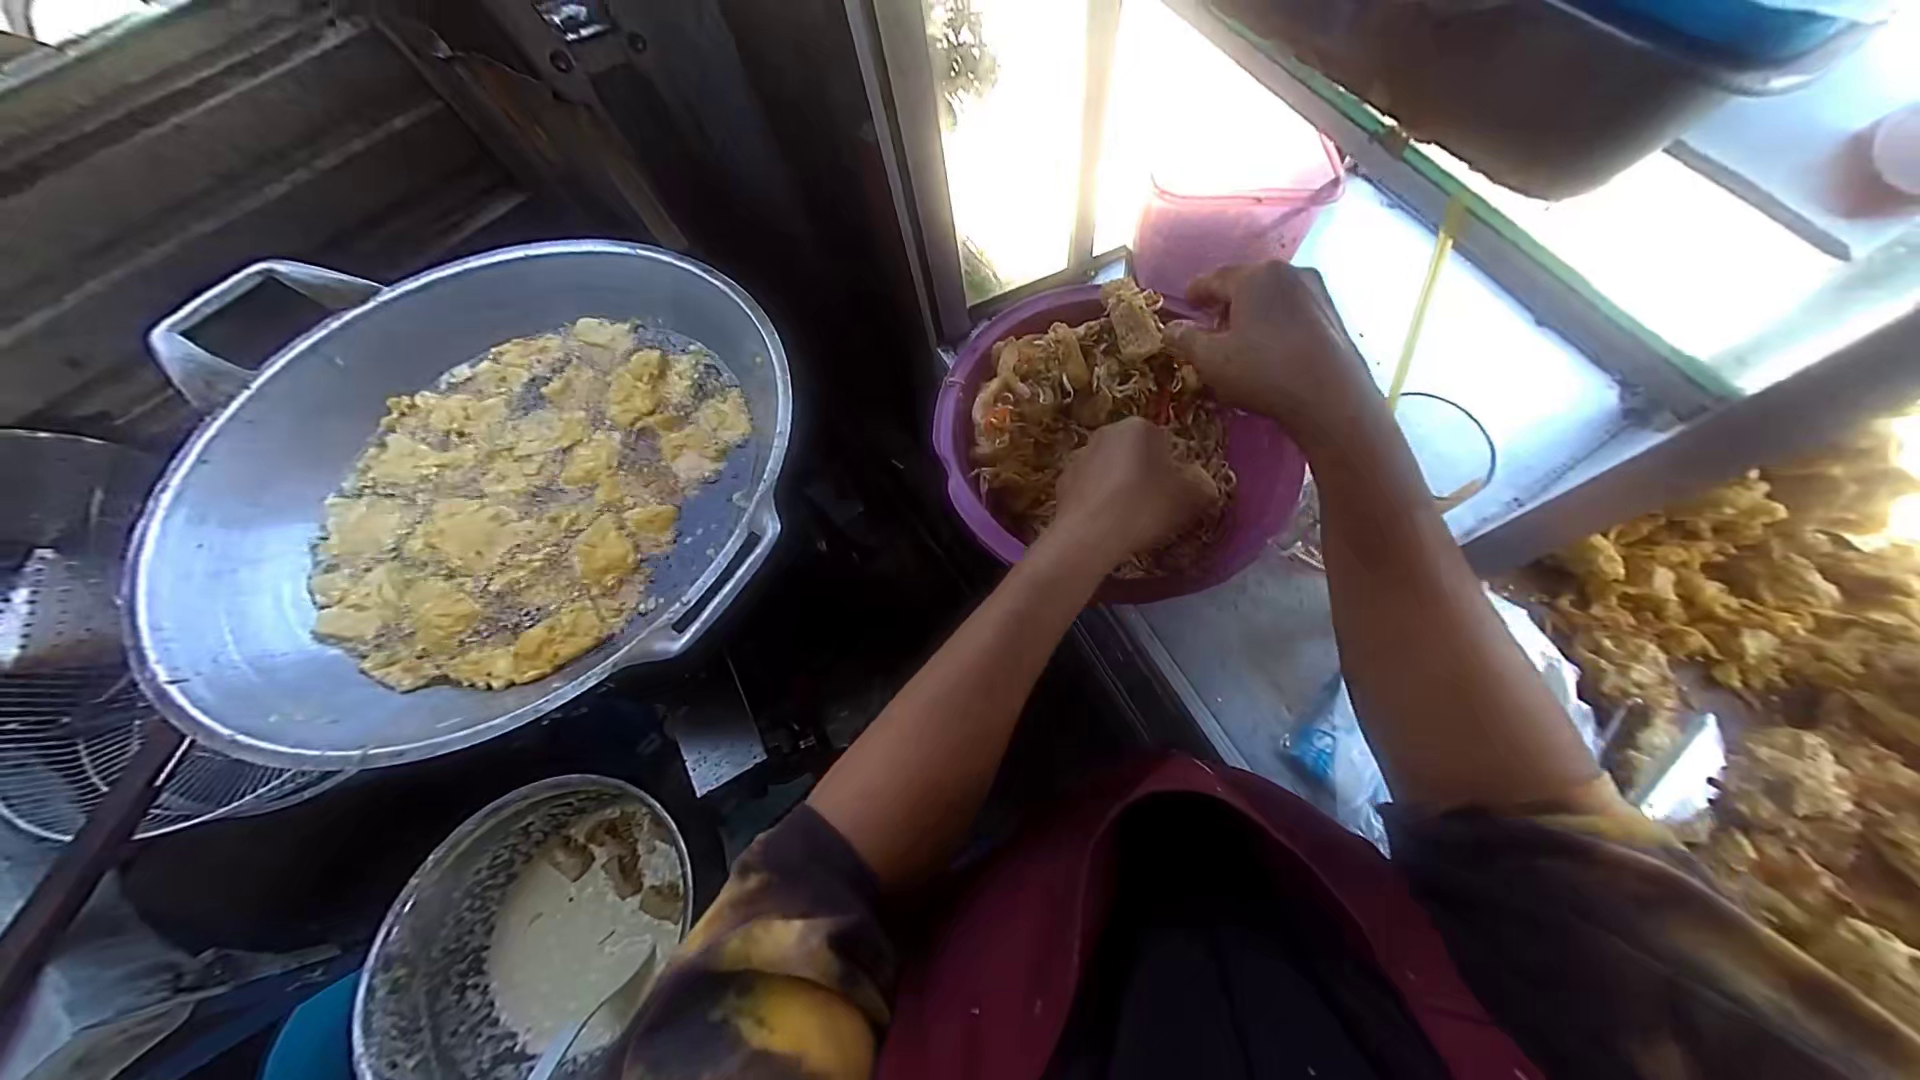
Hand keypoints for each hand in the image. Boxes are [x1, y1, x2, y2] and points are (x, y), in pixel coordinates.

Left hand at [1047, 417, 1218, 567]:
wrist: (1090, 536)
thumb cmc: (1145, 507)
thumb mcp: (1191, 497)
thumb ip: (1202, 483)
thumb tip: (1201, 482)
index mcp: (1137, 426)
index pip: (1164, 442)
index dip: (1174, 469)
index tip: (1175, 494)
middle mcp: (1104, 433)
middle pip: (1134, 455)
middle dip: (1144, 475)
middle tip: (1154, 506)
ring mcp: (1078, 457)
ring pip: (1109, 472)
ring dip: (1119, 488)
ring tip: (1129, 519)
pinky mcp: (1061, 484)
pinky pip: (1089, 491)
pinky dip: (1098, 503)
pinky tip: (1105, 524)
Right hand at [1164, 261, 1372, 426]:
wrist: (1330, 395)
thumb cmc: (1261, 370)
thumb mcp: (1210, 359)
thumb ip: (1185, 340)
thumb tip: (1171, 329)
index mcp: (1253, 276)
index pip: (1213, 279)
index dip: (1194, 293)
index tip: (1185, 304)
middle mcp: (1287, 272)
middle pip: (1245, 285)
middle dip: (1224, 305)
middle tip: (1210, 328)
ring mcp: (1316, 292)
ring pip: (1270, 299)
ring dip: (1251, 316)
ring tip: (1239, 343)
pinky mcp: (1332, 315)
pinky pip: (1291, 314)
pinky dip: (1273, 326)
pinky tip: (1268, 351)